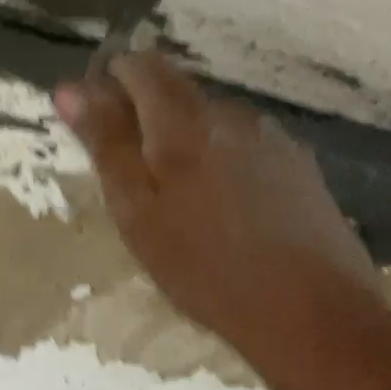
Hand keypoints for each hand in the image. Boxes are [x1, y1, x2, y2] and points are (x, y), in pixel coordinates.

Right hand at [54, 53, 379, 356]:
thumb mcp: (133, 206)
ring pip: (206, 118)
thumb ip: (103, 140)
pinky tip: (217, 208)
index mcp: (184, 121)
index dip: (108, 83)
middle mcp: (232, 116)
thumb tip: (71, 88)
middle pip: (173, 89)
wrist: (319, 324)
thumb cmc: (203, 264)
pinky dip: (216, 159)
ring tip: (171, 196)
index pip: (138, 65)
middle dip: (141, 114)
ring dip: (179, 138)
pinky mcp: (301, 170)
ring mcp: (273, 142)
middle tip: (126, 172)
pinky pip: (239, 144)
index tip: (93, 124)